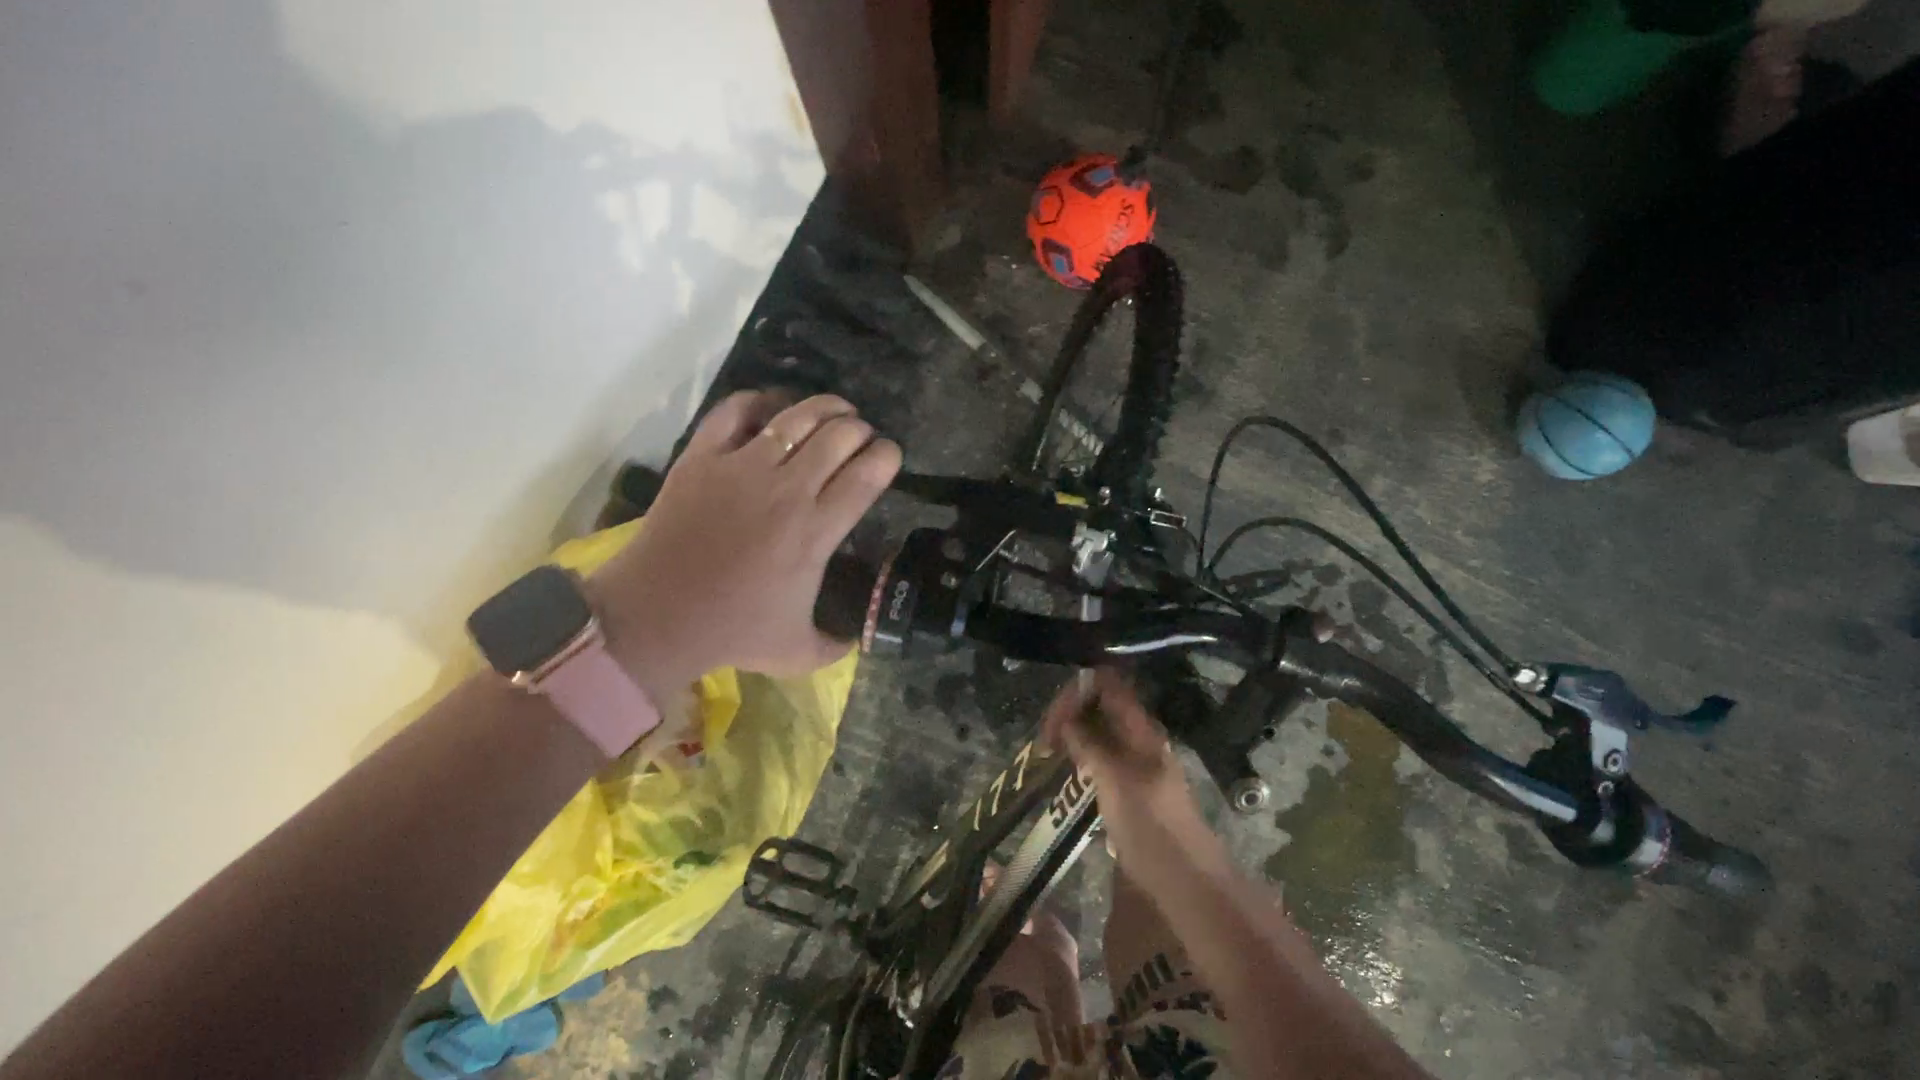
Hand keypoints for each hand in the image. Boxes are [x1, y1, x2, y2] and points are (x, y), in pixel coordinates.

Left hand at [590, 392, 900, 701]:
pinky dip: (759, 402)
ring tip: (835, 411)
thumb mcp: (800, 652)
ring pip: (796, 417)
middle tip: (860, 438)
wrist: (657, 616)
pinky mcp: (702, 458)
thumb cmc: (732, 634)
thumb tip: (858, 637)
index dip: (887, 457)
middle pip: (839, 436)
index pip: (867, 474)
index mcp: (816, 531)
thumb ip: (837, 645)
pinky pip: (735, 411)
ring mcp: (742, 468)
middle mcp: (787, 490)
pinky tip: (772, 410)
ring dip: (825, 408)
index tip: (888, 457)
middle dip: (860, 430)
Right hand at [1042, 669, 1224, 877]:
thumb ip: (1090, 746)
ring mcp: (1137, 763)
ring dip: (1073, 736)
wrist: (1185, 881)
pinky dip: (1081, 757)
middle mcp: (1140, 739)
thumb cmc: (1150, 828)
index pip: (1108, 684)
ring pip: (1100, 732)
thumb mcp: (1115, 782)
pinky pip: (1102, 757)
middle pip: (1101, 705)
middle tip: (1044, 740)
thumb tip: (1067, 721)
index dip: (1077, 691)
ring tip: (1048, 754)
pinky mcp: (1131, 787)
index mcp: (1141, 730)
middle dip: (1070, 713)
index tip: (1052, 719)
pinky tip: (1066, 773)